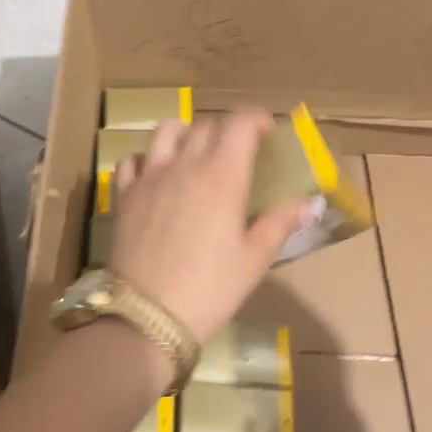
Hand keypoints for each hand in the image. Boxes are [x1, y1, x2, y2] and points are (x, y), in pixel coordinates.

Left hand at [109, 110, 308, 342]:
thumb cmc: (211, 288)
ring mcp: (149, 177)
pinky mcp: (124, 195)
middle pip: (206, 125)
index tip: (267, 131)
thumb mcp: (254, 259)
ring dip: (186, 133)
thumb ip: (280, 222)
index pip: (239, 122)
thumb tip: (307, 201)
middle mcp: (184, 164)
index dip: (256, 118)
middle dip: (227, 130)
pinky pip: (132, 160)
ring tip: (196, 153)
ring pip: (166, 131)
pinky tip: (157, 175)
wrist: (148, 314)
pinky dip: (147, 158)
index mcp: (222, 175)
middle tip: (239, 152)